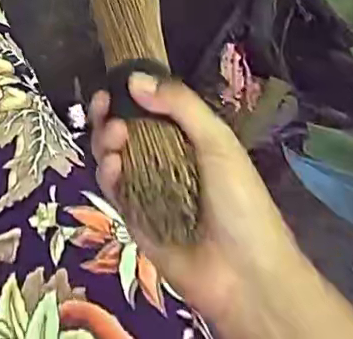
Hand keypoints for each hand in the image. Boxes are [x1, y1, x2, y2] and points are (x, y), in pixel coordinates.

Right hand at [90, 74, 352, 338]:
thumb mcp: (217, 139)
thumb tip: (134, 78)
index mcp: (184, 138)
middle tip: (105, 107)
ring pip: (112, 157)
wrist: (247, 276)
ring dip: (105, 140)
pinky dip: (107, 175)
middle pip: (122, 129)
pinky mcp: (135, 221)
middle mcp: (161, 160)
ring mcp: (146, 190)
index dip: (127, 94)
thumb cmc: (240, 200)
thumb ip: (180, 103)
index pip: (147, 108)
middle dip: (108, 114)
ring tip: (116, 136)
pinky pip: (114, 192)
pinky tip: (113, 166)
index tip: (113, 84)